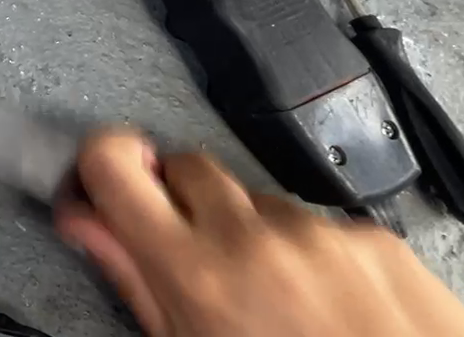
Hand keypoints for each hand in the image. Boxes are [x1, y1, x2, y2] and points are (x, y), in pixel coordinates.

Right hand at [53, 130, 463, 336]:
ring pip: (253, 197)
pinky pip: (317, 221)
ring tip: (283, 296)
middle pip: (186, 165)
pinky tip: (332, 303)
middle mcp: (255, 238)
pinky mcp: (380, 240)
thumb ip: (135, 280)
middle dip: (184, 198)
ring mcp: (323, 234)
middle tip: (201, 252)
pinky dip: (311, 250)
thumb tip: (83, 218)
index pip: (112, 160)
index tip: (111, 179)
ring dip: (252, 229)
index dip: (104, 160)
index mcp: (196, 274)